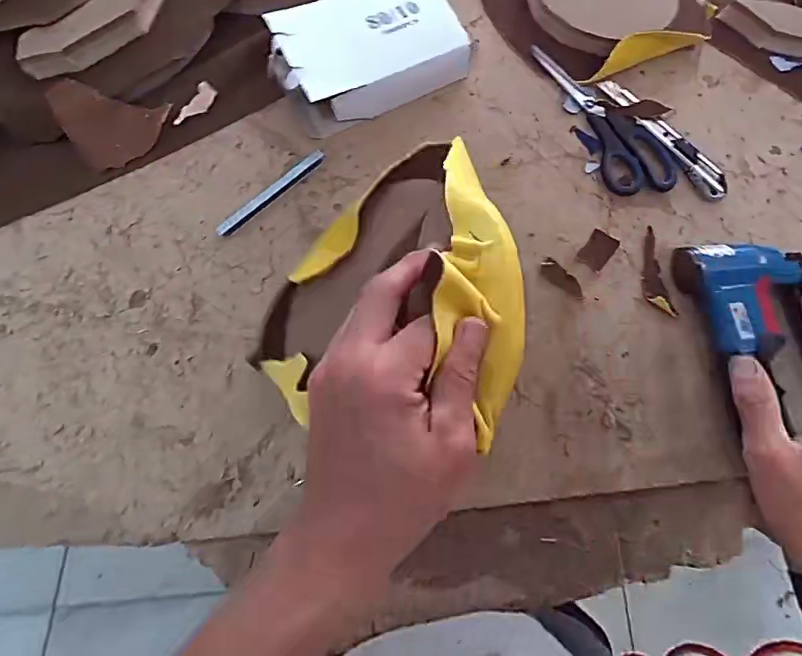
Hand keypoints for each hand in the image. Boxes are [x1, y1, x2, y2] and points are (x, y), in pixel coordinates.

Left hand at [183, 251, 486, 655]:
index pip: (427, 321)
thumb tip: (474, 320)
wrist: (336, 542)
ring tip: (431, 285)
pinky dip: (381, 314)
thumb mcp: (451, 443)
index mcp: (383, 372)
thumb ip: (462, 374)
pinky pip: (355, 329)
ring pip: (363, 307)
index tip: (478, 298)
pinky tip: (406, 324)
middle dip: (413, 269)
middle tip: (444, 258)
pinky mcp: (323, 381)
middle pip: (380, 292)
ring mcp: (329, 369)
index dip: (455, 310)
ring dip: (395, 289)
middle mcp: (348, 358)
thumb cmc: (404, 498)